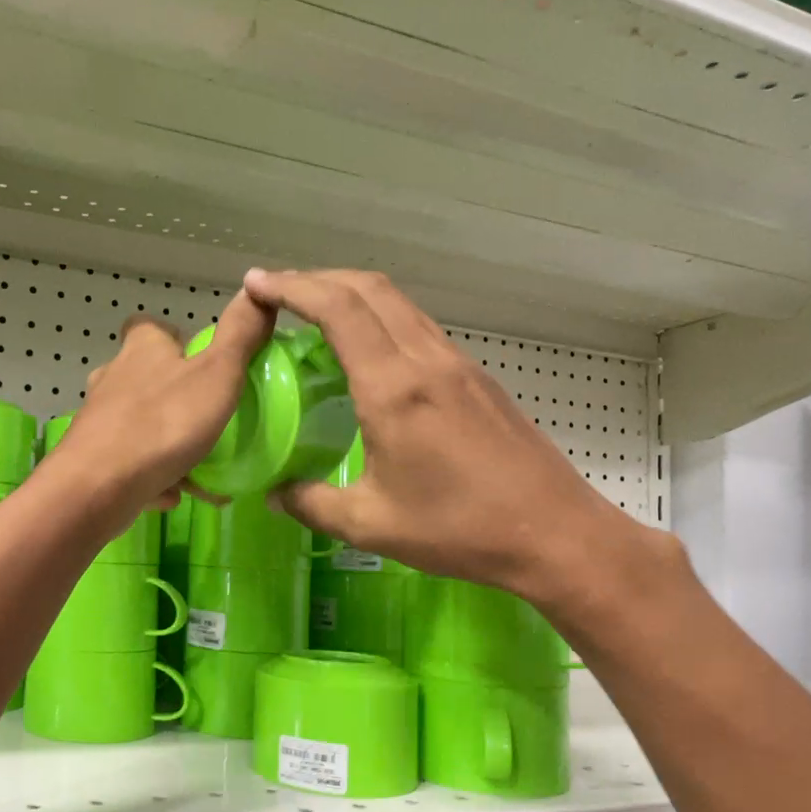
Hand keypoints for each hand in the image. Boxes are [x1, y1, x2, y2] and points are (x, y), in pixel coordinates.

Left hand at [50, 291, 274, 514]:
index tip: (196, 358)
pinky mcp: (92, 461)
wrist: (99, 487)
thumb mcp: (217, 374)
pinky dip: (151, 477)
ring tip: (198, 465)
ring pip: (137, 425)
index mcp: (141, 350)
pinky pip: (130, 464)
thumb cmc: (163, 423)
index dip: (171, 338)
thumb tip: (256, 286)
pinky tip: (173, 493)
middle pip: (142, 377)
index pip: (148, 327)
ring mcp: (99, 422)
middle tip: (205, 417)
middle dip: (171, 394)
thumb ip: (239, 334)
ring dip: (164, 442)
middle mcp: (112, 379)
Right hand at [247, 269, 668, 608]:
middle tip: (277, 292)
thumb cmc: (458, 528)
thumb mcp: (369, 524)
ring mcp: (457, 364)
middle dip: (317, 279)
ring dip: (351, 294)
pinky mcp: (476, 379)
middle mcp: (426, 361)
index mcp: (393, 388)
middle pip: (369, 288)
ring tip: (314, 313)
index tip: (256, 283)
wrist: (555, 532)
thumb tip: (275, 494)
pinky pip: (418, 327)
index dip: (292, 287)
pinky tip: (366, 352)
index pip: (338, 310)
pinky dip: (380, 319)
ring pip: (398, 303)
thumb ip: (312, 503)